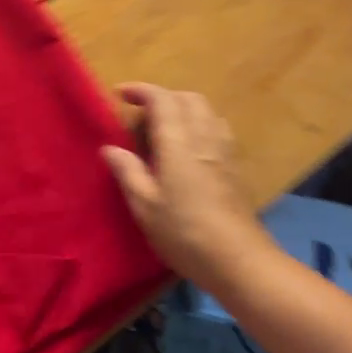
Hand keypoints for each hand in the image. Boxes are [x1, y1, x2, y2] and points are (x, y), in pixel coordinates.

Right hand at [101, 84, 275, 290]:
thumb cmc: (185, 233)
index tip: (120, 94)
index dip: (140, 90)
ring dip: (183, 108)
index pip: (162, 99)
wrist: (241, 262)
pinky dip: (199, 124)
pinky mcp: (236, 168)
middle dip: (163, 97)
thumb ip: (128, 172)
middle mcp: (204, 138)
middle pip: (187, 98)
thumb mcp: (145, 206)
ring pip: (206, 111)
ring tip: (165, 128)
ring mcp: (224, 152)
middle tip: (141, 113)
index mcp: (179, 143)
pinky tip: (190, 148)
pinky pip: (217, 129)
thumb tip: (110, 148)